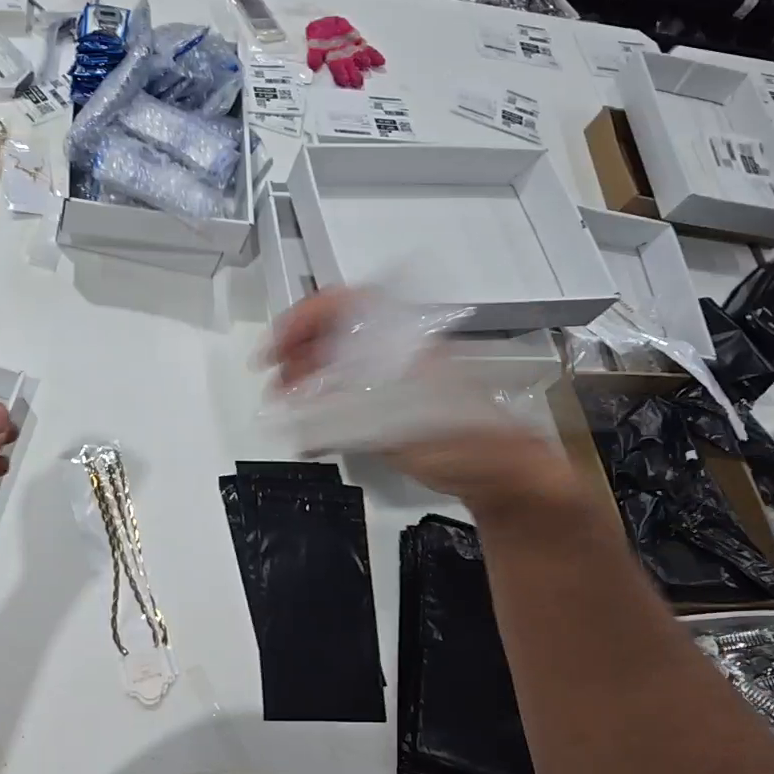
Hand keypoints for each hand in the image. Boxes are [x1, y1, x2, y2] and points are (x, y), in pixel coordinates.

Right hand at [267, 289, 590, 522]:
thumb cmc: (459, 440)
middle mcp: (394, 350)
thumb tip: (297, 407)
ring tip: (285, 400)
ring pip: (339, 361)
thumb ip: (340, 413)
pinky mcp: (394, 403)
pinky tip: (311, 427)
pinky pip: (350, 392)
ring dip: (306, 376)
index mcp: (397, 341)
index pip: (341, 304)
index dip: (300, 318)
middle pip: (334, 331)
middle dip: (296, 349)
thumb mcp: (392, 423)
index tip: (276, 346)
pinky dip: (325, 402)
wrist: (498, 470)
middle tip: (275, 376)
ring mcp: (394, 375)